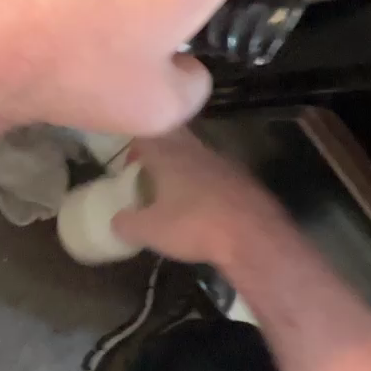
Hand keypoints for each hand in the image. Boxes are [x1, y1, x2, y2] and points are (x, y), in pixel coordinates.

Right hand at [113, 129, 287, 266]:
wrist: (254, 236)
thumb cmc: (195, 225)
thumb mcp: (150, 231)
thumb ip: (127, 223)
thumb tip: (116, 220)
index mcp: (169, 154)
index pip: (146, 133)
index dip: (134, 144)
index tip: (129, 163)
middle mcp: (196, 150)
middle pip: (174, 138)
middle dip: (159, 152)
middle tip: (149, 173)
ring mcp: (223, 163)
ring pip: (196, 155)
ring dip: (183, 167)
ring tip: (172, 192)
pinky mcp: (242, 180)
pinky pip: (215, 174)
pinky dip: (203, 184)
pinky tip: (201, 206)